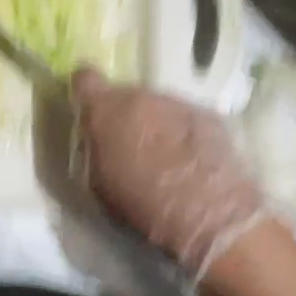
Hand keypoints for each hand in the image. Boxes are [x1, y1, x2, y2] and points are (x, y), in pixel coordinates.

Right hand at [71, 68, 268, 278]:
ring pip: (157, 105)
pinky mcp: (209, 114)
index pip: (85, 79)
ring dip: (156, 123)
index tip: (89, 110)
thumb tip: (95, 137)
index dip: (85, 93)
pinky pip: (185, 118)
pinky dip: (183, 132)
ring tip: (164, 157)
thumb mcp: (98, 183)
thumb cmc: (142, 206)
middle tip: (130, 146)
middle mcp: (141, 95)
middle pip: (125, 95)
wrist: (210, 216)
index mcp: (106, 111)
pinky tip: (190, 160)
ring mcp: (178, 101)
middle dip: (124, 116)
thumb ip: (94, 148)